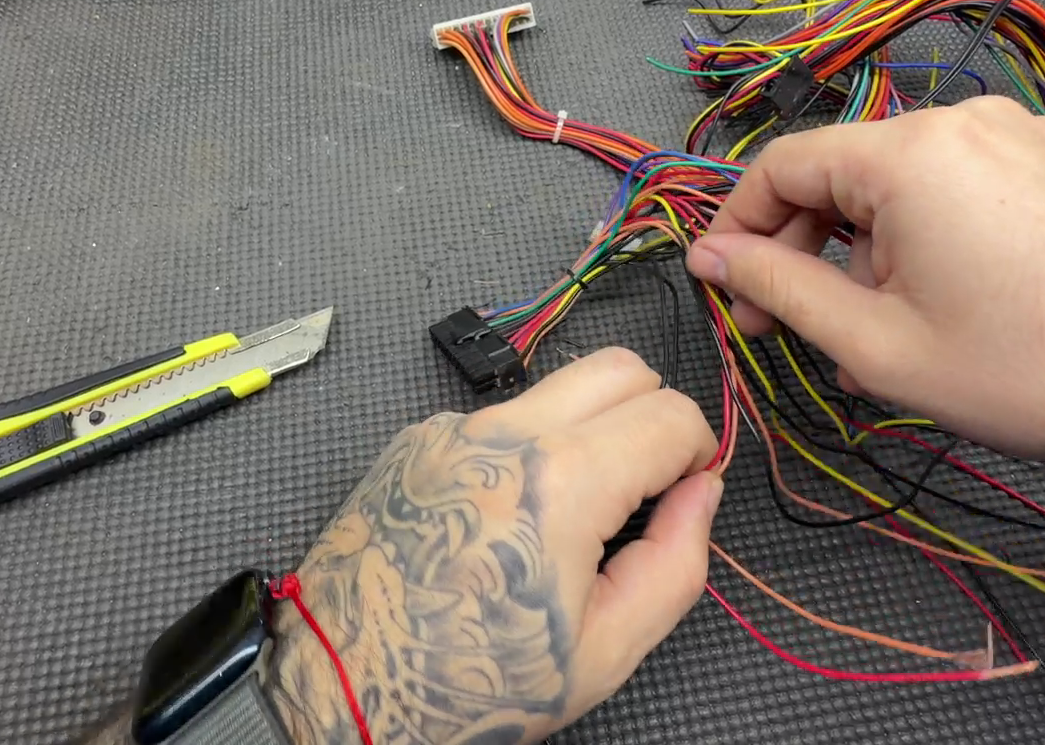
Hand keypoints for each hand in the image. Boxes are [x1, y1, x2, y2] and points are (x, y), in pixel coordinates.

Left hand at [265, 347, 722, 744]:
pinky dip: (532, 441)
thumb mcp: (604, 649)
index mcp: (561, 480)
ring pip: (560, 383)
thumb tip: (701, 491)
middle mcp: (508, 428)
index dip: (699, 448)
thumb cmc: (473, 680)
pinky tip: (508, 508)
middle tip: (646, 478)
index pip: (670, 413)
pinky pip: (504, 412)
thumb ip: (676, 562)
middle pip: (619, 365)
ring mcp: (457, 423)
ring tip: (575, 503)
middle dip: (653, 410)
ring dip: (592, 424)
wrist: (342, 673)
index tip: (686, 488)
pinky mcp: (423, 431)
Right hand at [683, 96, 1044, 553]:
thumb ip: (774, 287)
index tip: (721, 282)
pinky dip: (917, 240)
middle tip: (780, 320)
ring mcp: (1022, 136)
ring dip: (856, 252)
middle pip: (837, 174)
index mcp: (906, 152)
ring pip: (895, 187)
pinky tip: (930, 303)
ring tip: (863, 329)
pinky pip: (955, 190)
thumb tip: (706, 256)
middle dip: (796, 247)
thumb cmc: (1032, 369)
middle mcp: (961, 122)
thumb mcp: (874, 342)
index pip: (778, 167)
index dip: (736, 225)